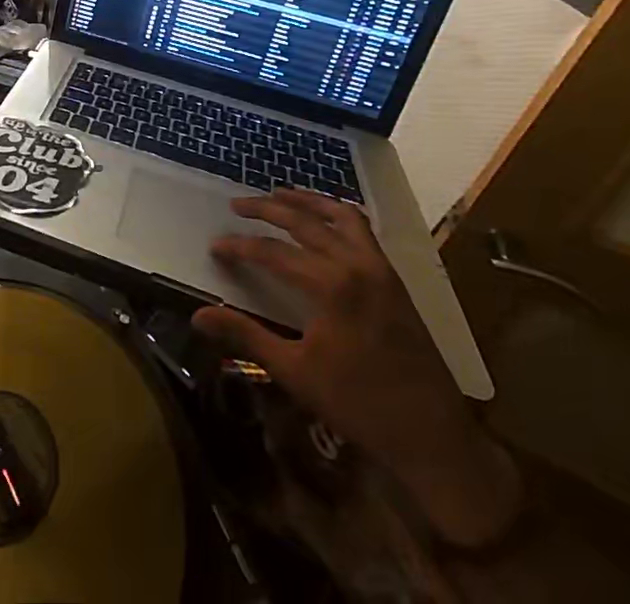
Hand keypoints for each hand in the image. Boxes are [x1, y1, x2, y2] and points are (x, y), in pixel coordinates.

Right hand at [192, 189, 522, 546]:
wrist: (431, 434)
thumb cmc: (357, 402)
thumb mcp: (293, 370)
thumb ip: (245, 335)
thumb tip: (198, 315)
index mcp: (333, 285)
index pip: (273, 252)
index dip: (239, 247)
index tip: (214, 247)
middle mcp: (360, 267)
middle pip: (307, 223)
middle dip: (269, 209)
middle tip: (237, 204)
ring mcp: (383, 273)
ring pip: (344, 219)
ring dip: (309, 203)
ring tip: (281, 195)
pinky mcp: (396, 285)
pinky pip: (365, 235)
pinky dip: (339, 219)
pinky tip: (324, 226)